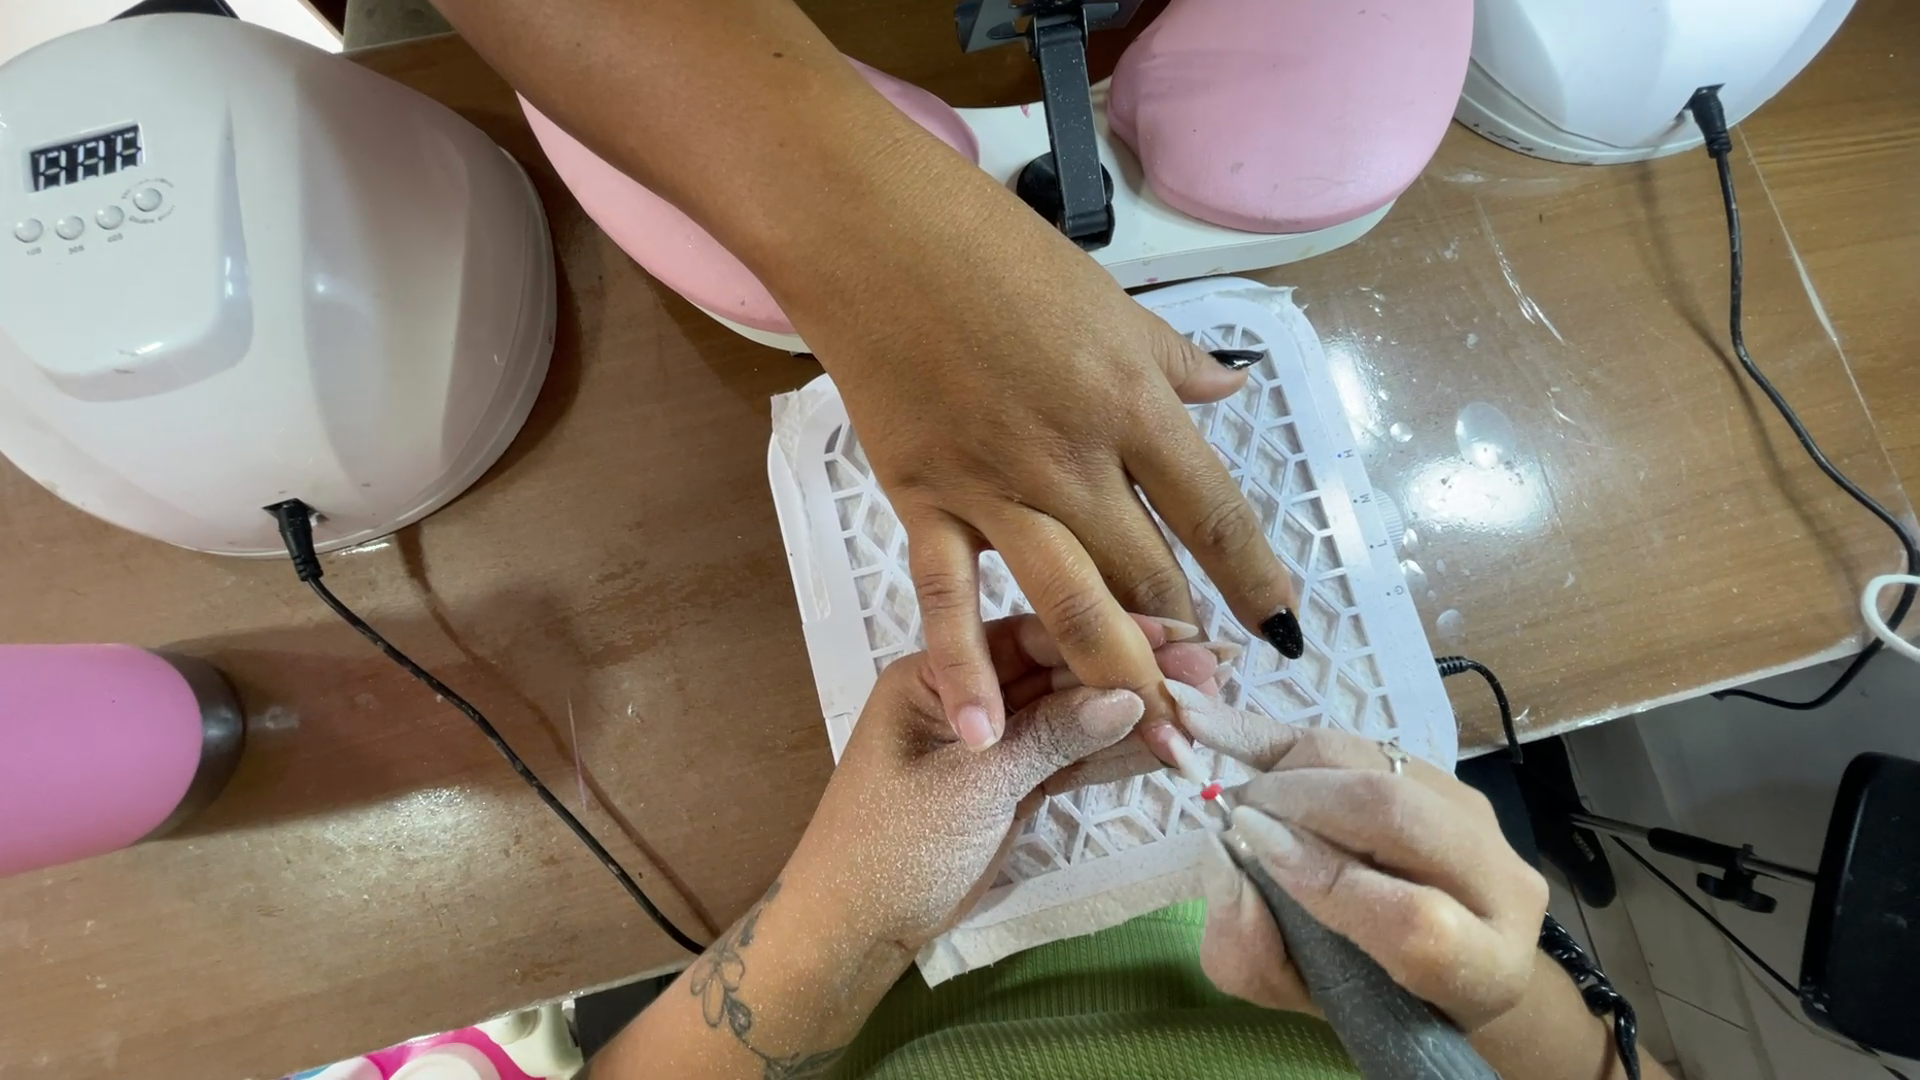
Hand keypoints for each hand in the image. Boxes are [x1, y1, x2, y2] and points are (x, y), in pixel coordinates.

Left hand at [777, 615, 1225, 963]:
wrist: (856, 931)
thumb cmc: (892, 846)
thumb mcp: (971, 784)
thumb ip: (1050, 735)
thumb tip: (1129, 694)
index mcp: (940, 671)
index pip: (1031, 637)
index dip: (1100, 634)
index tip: (1171, 633)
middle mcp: (971, 695)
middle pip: (1061, 674)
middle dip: (1130, 671)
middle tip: (1209, 665)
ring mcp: (997, 740)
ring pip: (1074, 717)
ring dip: (1133, 714)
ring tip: (1206, 702)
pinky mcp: (1014, 781)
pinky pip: (1071, 758)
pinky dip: (1115, 755)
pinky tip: (1166, 744)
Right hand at [781, 138, 1301, 754]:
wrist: (876, 238)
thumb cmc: (996, 252)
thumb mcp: (1108, 300)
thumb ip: (1171, 361)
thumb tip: (1228, 395)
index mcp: (1133, 401)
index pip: (1214, 512)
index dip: (1257, 580)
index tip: (1285, 634)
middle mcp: (1077, 460)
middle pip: (1148, 572)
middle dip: (1186, 644)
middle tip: (1211, 705)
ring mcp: (996, 489)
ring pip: (1070, 602)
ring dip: (1117, 673)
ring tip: (1151, 738)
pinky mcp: (925, 502)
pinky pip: (949, 597)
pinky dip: (965, 668)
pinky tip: (986, 735)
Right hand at [1167, 683, 1548, 1030]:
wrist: (1426, 943)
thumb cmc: (1361, 982)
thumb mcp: (1301, 995)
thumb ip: (1250, 952)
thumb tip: (1221, 863)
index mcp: (1479, 967)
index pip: (1414, 920)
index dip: (1323, 878)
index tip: (1252, 846)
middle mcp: (1495, 882)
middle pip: (1395, 813)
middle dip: (1297, 802)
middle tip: (1238, 814)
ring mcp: (1467, 811)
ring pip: (1367, 759)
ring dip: (1288, 768)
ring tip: (1245, 794)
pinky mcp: (1425, 765)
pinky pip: (1340, 736)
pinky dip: (1267, 730)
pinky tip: (1202, 717)